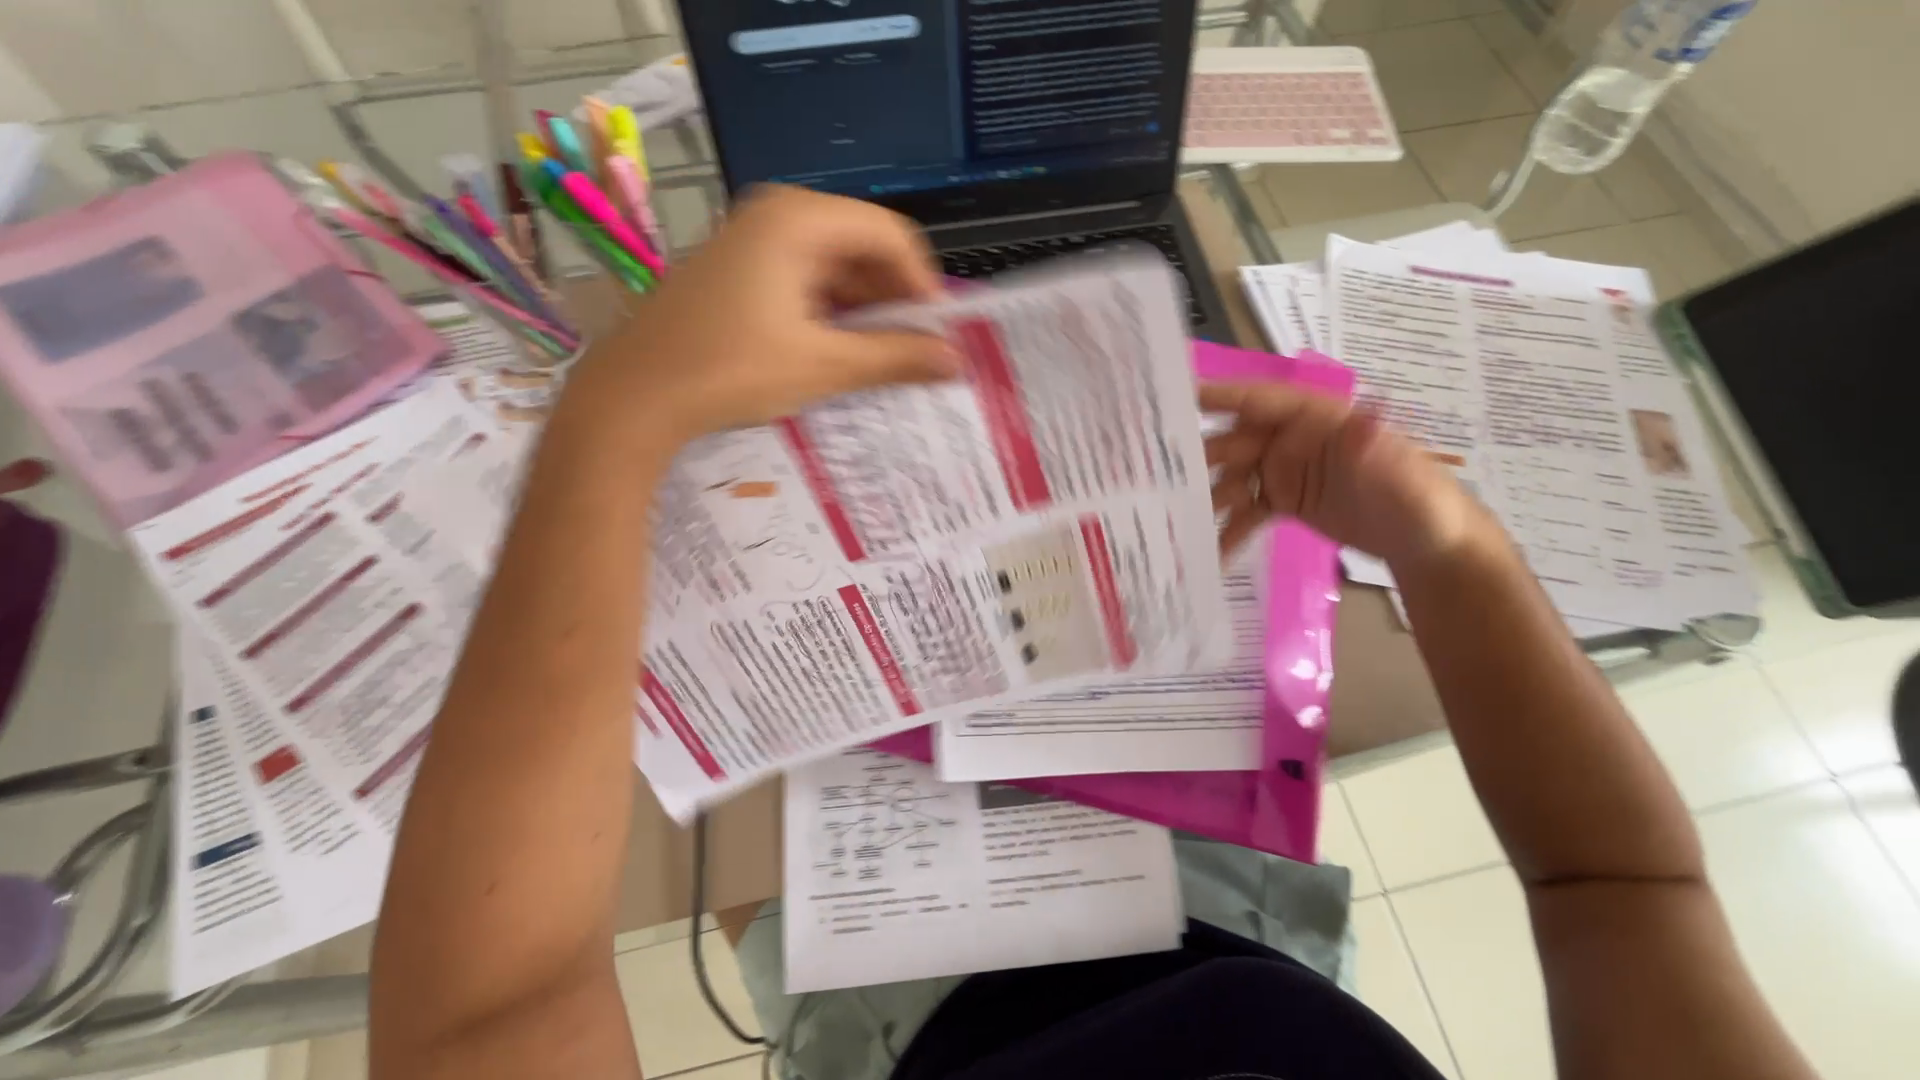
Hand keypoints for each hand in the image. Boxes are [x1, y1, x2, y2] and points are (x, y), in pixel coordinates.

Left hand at [564, 186, 959, 442]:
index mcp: (799, 218)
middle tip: (912, 353)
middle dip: (892, 300)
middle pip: (862, 247)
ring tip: (878, 362)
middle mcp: (776, 214)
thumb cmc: (729, 370)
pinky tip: (834, 356)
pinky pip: (802, 281)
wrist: (632, 396)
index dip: (922, 283)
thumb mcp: (823, 365)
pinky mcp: (736, 270)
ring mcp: (751, 240)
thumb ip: (896, 357)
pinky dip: (828, 315)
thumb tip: (956, 360)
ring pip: (833, 267)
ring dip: (862, 312)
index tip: (937, 334)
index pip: (890, 234)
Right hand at [1201, 382, 1491, 568]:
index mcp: (1322, 420)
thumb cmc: (1424, 503)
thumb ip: (1381, 452)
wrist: (1430, 544)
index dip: (1224, 395)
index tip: (1182, 396)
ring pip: (1235, 477)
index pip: (1265, 400)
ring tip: (1180, 522)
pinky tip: (1211, 554)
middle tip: (1163, 477)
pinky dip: (1228, 530)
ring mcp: (1288, 471)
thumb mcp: (1406, 477)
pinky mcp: (1285, 501)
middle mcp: (1297, 440)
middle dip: (1202, 457)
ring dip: (1208, 498)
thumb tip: (1366, 417)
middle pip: (1239, 440)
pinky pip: (1246, 510)